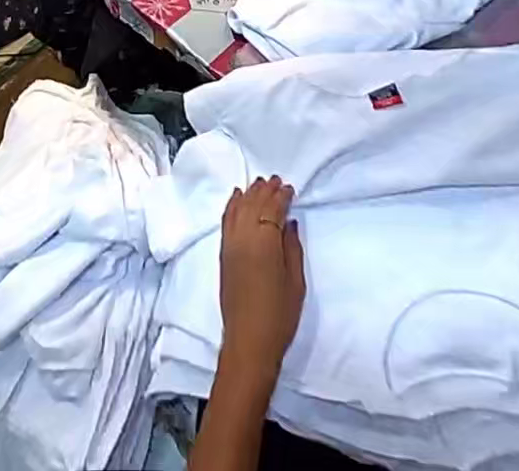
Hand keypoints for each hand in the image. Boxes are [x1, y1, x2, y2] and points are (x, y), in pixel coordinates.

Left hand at [219, 176, 305, 377]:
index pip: (272, 209)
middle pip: (254, 204)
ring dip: (249, 194)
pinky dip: (232, 205)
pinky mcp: (222, 252)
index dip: (280, 196)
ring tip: (259, 184)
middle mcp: (243, 236)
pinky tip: (236, 197)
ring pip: (238, 208)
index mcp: (264, 242)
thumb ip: (292, 247)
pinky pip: (227, 219)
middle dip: (265, 190)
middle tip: (276, 180)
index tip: (289, 187)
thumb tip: (289, 222)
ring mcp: (230, 243)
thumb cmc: (280, 314)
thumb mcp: (295, 281)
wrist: (249, 339)